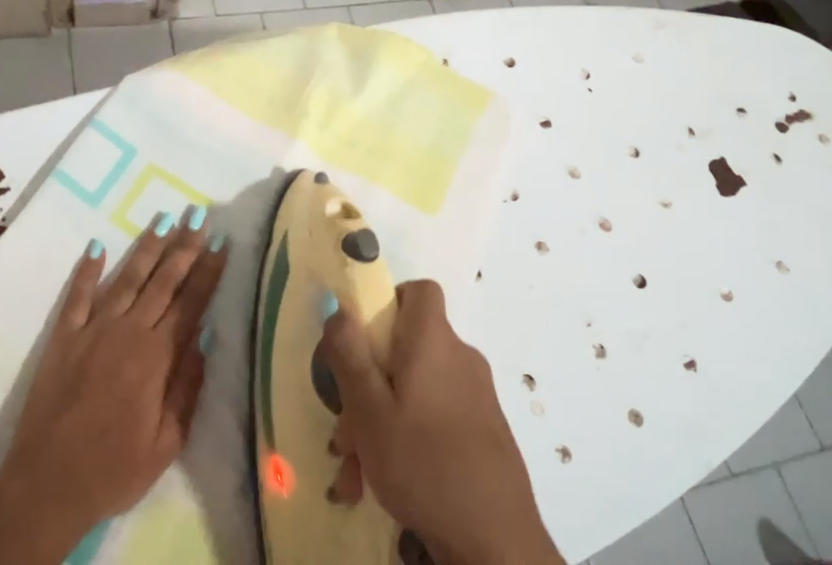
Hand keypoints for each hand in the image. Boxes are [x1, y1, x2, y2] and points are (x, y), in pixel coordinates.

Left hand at [0, 208, 228, 564]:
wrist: (46, 485)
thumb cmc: (115, 470)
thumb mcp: (168, 441)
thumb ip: (188, 387)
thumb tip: (206, 337)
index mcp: (157, 357)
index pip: (191, 303)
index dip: (208, 270)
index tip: (222, 241)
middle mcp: (127, 332)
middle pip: (162, 282)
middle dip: (184, 247)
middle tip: (199, 215)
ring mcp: (91, 331)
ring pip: (126, 279)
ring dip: (147, 248)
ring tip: (164, 219)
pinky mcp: (62, 338)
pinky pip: (77, 295)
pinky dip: (87, 270)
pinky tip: (98, 246)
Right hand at [320, 280, 560, 564]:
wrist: (494, 540)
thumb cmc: (422, 464)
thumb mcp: (368, 410)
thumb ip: (349, 354)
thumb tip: (337, 304)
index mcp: (433, 341)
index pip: (418, 290)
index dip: (386, 303)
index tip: (359, 341)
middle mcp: (460, 358)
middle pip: (406, 348)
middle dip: (367, 383)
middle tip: (343, 429)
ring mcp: (475, 395)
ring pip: (414, 390)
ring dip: (379, 421)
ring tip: (355, 469)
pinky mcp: (482, 429)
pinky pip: (433, 416)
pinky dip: (406, 438)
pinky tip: (382, 481)